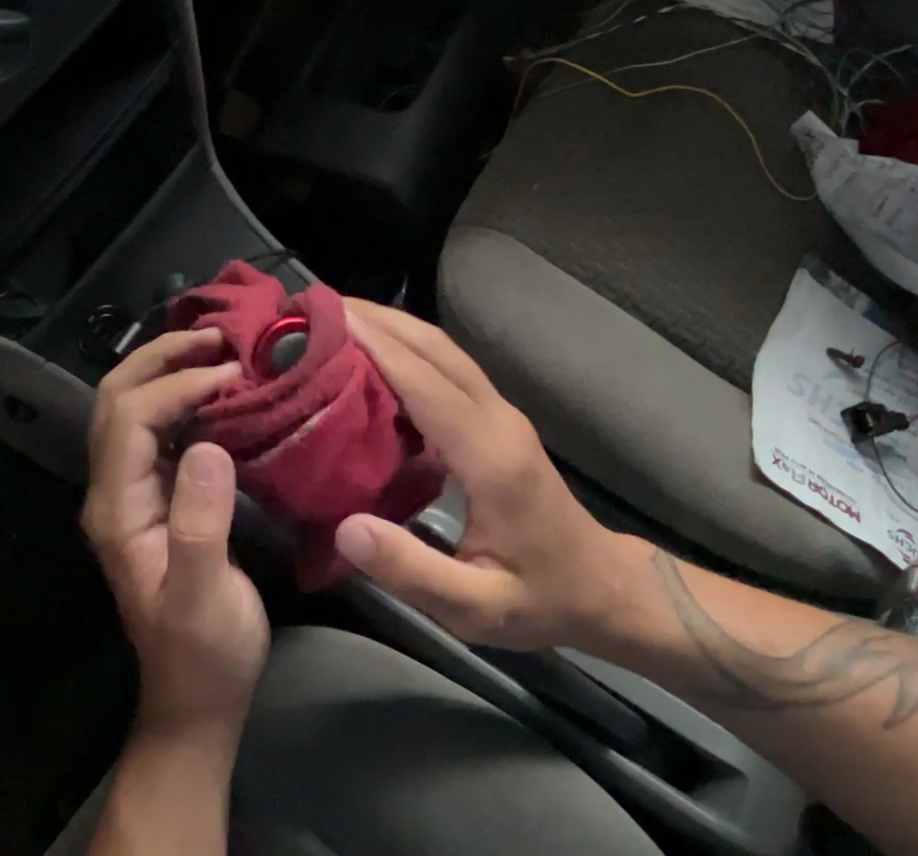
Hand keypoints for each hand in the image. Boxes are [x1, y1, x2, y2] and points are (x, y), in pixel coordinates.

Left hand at [83, 329, 269, 733]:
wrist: (196, 696)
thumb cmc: (204, 651)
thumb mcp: (204, 597)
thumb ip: (201, 525)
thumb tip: (209, 446)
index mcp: (118, 510)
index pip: (130, 419)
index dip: (175, 385)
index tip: (232, 374)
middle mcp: (113, 492)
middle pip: (116, 401)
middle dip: (161, 358)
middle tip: (219, 336)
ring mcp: (131, 493)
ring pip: (132, 409)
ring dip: (169, 370)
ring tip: (221, 349)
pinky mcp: (155, 498)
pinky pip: (158, 430)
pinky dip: (183, 397)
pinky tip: (220, 391)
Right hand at [333, 301, 650, 650]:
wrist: (601, 586)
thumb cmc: (539, 598)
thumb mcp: (476, 607)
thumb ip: (412, 571)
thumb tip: (346, 529)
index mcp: (491, 457)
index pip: (425, 384)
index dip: (374, 348)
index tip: (324, 321)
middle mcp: (497, 420)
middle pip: (436, 349)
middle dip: (377, 321)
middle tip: (316, 310)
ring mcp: (501, 415)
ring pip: (443, 351)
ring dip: (392, 328)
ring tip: (334, 321)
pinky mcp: (496, 420)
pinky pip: (447, 369)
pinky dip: (406, 350)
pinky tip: (371, 358)